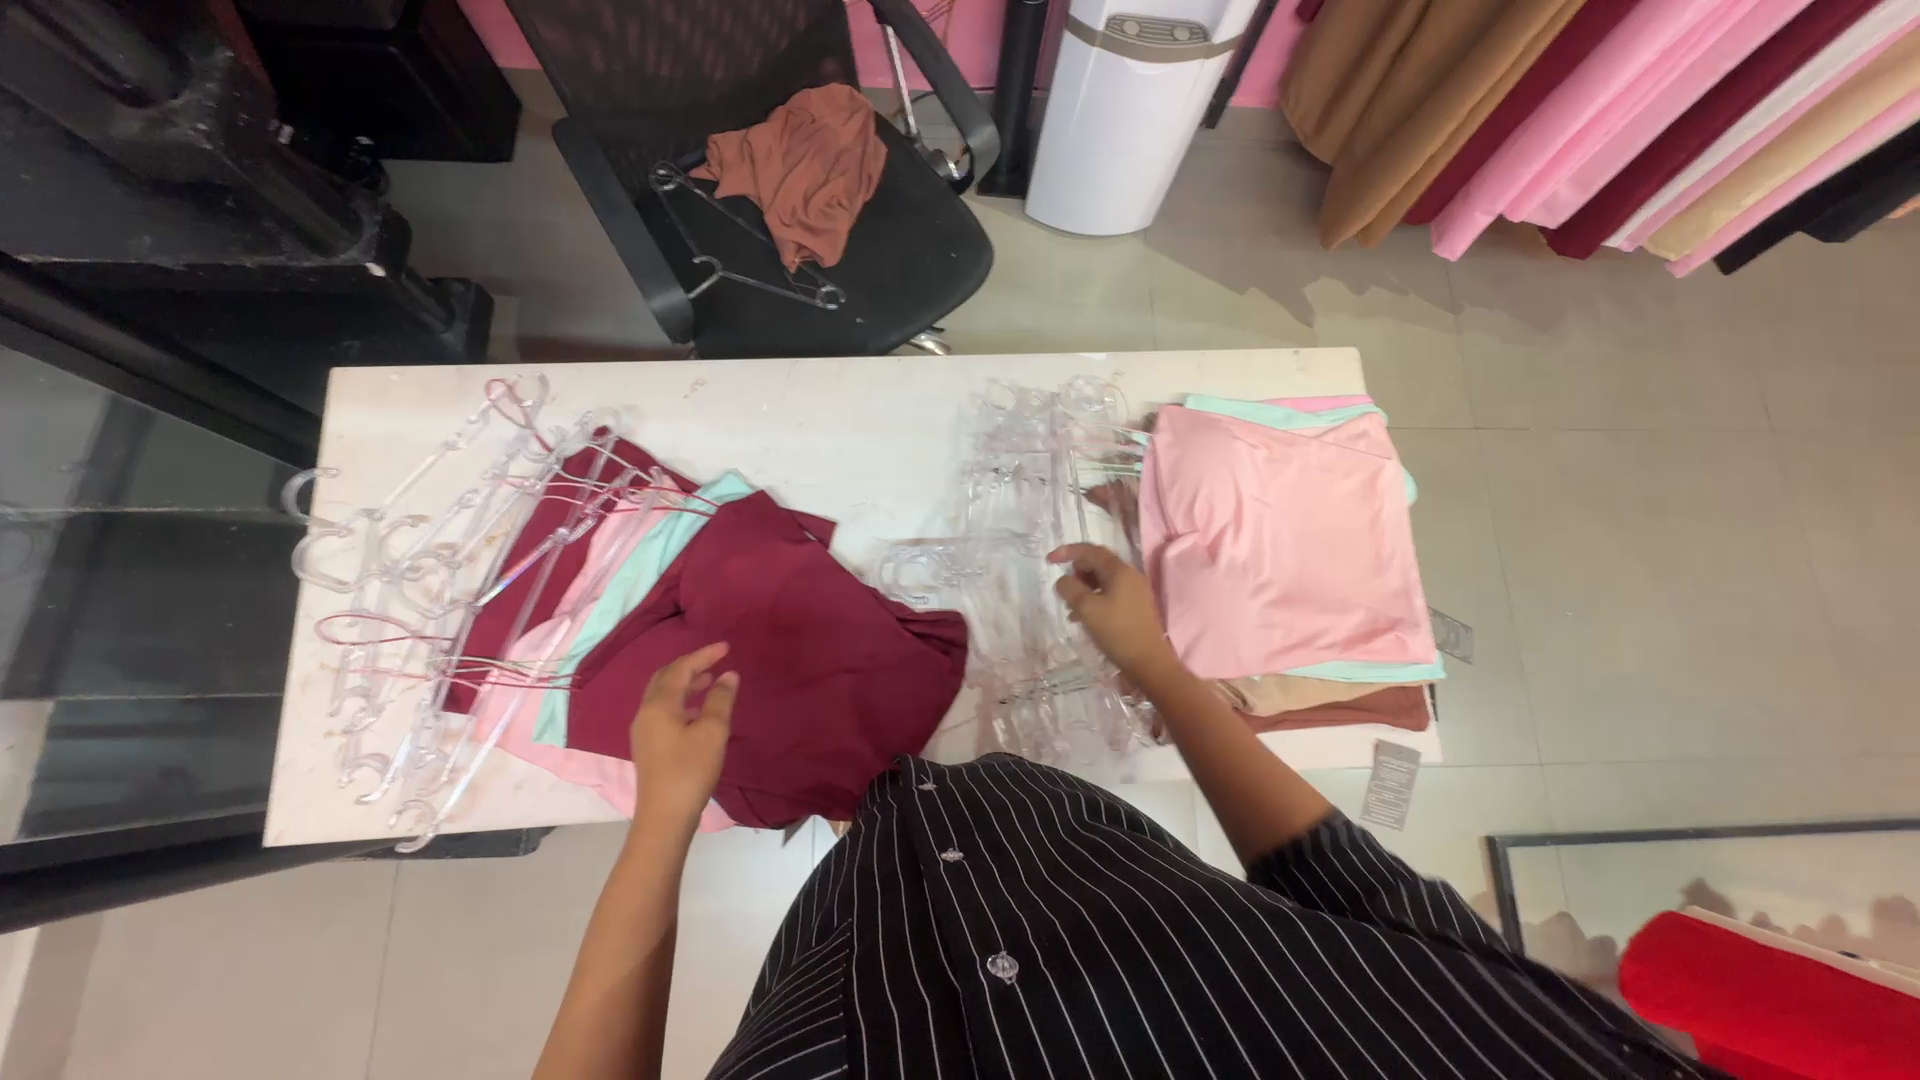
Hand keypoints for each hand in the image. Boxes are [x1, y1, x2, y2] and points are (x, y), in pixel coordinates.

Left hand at [630, 642, 736, 829]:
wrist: (665, 815)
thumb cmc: (690, 770)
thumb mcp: (713, 732)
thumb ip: (720, 699)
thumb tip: (728, 676)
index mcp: (659, 705)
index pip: (681, 669)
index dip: (703, 655)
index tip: (726, 648)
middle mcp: (646, 713)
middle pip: (666, 678)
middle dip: (690, 666)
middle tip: (715, 661)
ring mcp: (645, 730)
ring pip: (663, 695)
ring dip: (686, 683)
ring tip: (711, 682)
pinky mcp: (649, 746)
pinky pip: (664, 710)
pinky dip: (682, 700)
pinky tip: (698, 710)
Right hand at [1048, 543, 1181, 681]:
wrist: (1148, 662)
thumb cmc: (1116, 632)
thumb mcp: (1086, 608)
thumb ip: (1070, 589)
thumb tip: (1063, 580)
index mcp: (1119, 570)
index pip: (1090, 551)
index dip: (1067, 552)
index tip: (1049, 561)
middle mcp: (1129, 575)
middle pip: (1097, 563)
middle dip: (1076, 573)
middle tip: (1065, 590)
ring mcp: (1134, 591)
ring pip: (1102, 580)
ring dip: (1083, 589)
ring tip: (1071, 609)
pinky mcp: (1135, 606)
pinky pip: (1109, 593)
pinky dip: (1094, 599)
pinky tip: (1084, 618)